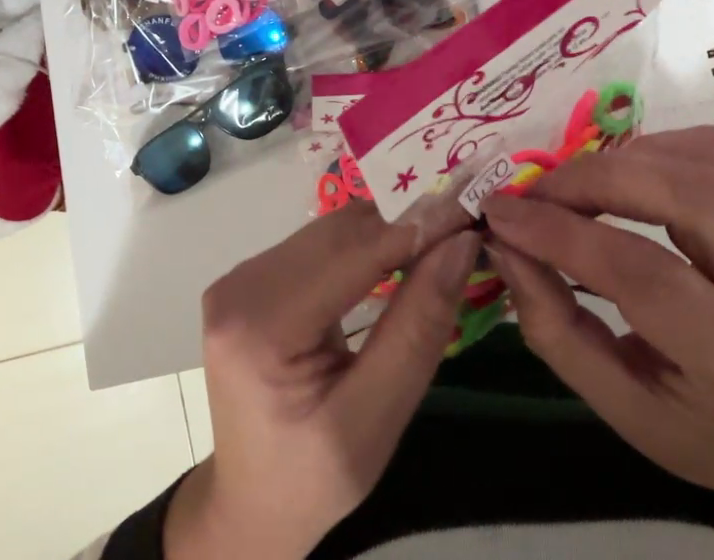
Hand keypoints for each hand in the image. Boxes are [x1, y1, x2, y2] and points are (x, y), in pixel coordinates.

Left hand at [165, 198, 478, 559]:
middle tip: (469, 222)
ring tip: (445, 236)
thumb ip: (417, 327)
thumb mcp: (378, 414)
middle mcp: (239, 288)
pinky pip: (316, 246)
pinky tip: (402, 254)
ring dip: (387, 230)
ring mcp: (239, 281)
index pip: (352, 255)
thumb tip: (460, 244)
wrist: (253, 502)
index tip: (474, 211)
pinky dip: (364, 245)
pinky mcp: (250, 282)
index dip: (417, 229)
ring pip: (329, 232)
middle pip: (338, 234)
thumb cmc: (316, 475)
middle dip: (406, 224)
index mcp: (259, 328)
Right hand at [482, 126, 713, 545]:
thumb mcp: (617, 406)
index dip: (564, 236)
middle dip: (596, 179)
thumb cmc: (695, 431)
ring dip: (624, 160)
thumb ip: (555, 328)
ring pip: (707, 163)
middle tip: (533, 191)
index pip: (646, 276)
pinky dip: (654, 154)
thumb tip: (505, 245)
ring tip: (570, 188)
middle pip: (690, 197)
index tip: (501, 214)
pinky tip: (619, 181)